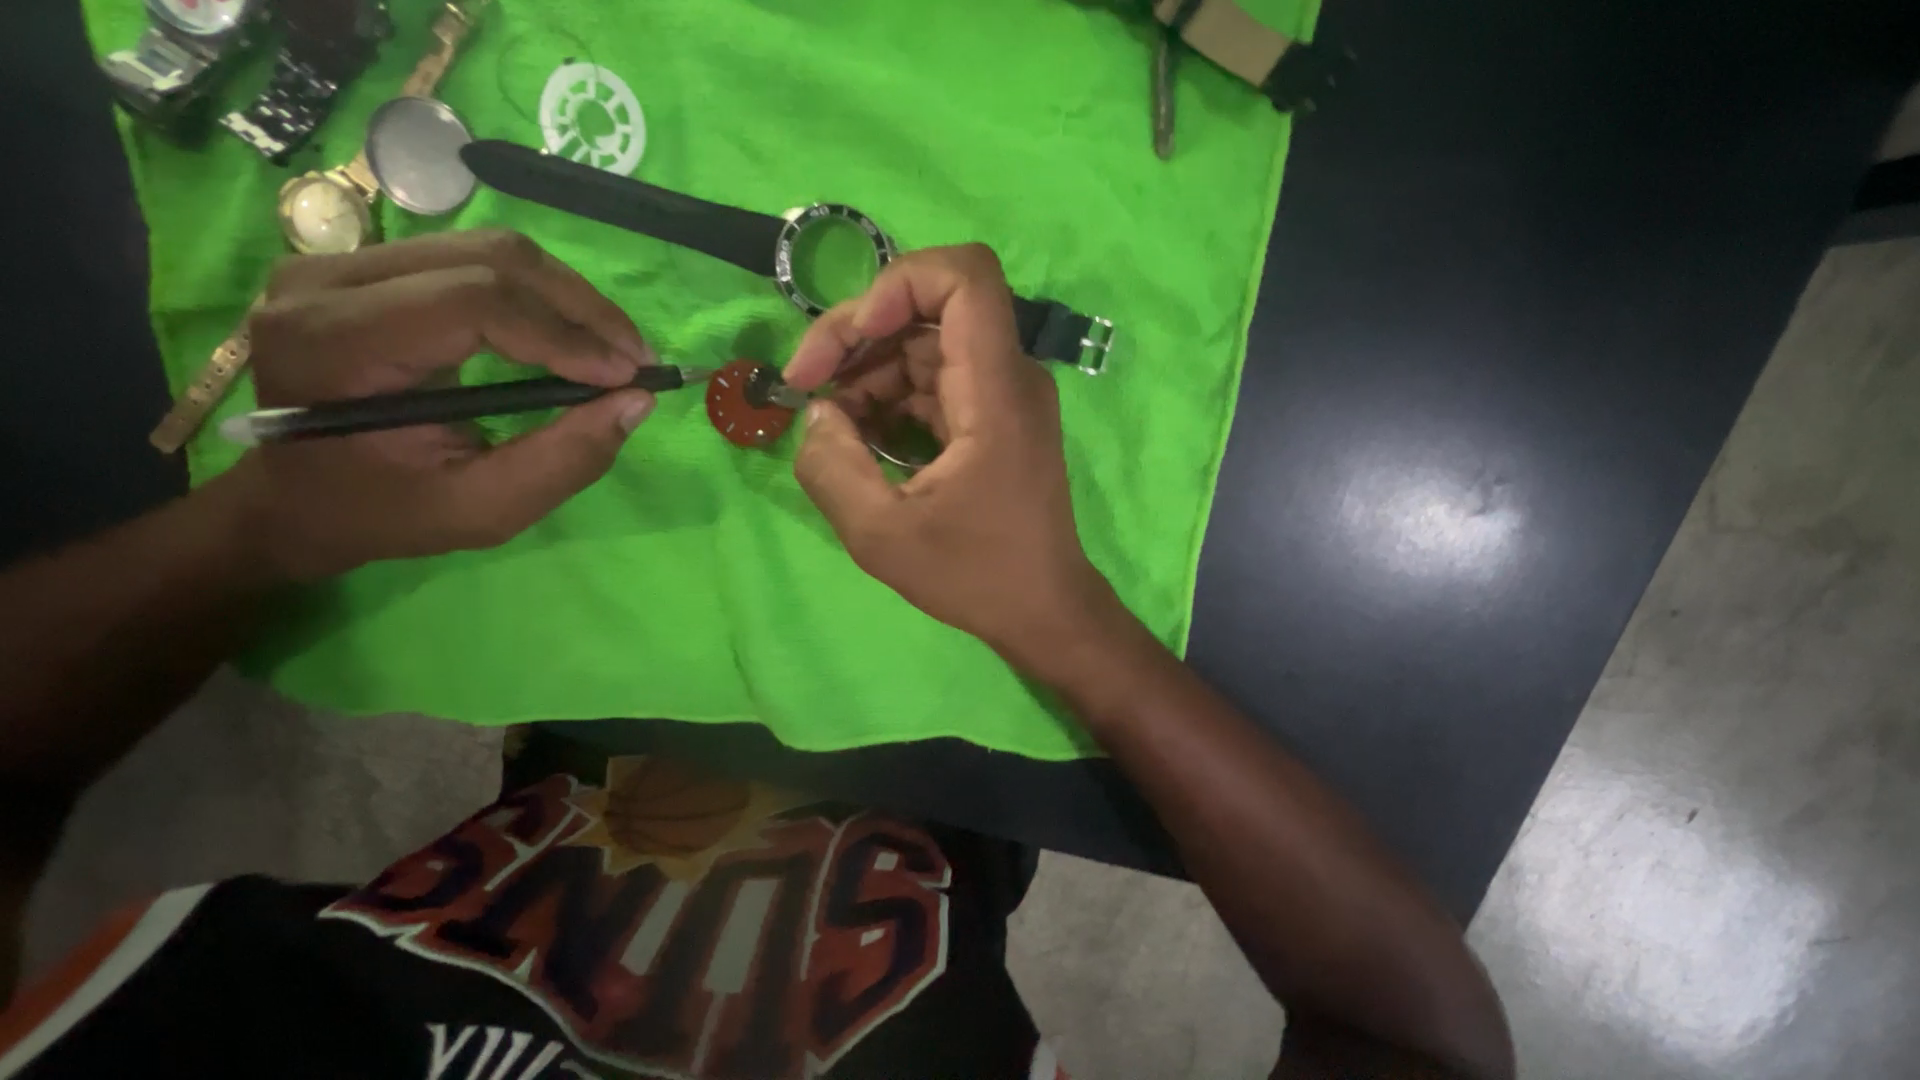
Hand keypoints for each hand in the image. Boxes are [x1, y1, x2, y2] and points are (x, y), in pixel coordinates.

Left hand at [230, 229, 657, 580]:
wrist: (295, 497)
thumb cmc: (381, 512)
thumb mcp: (479, 510)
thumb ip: (561, 461)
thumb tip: (637, 401)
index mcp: (334, 342)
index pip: (472, 304)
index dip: (563, 336)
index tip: (628, 377)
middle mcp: (327, 280)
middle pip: (489, 259)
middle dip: (581, 308)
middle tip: (636, 359)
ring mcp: (345, 262)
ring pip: (491, 249)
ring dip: (568, 297)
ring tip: (613, 347)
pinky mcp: (371, 264)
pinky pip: (477, 260)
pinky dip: (541, 295)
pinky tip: (571, 333)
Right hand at [783, 244, 1118, 670]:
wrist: (1044, 611)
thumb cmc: (975, 576)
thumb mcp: (882, 536)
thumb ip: (831, 468)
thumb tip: (816, 414)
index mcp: (995, 390)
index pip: (964, 276)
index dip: (899, 281)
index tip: (850, 336)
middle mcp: (1008, 377)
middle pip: (930, 308)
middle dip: (859, 335)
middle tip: (806, 387)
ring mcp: (1003, 396)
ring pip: (925, 345)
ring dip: (868, 373)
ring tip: (830, 428)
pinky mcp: (994, 419)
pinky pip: (935, 383)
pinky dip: (891, 400)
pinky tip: (860, 441)